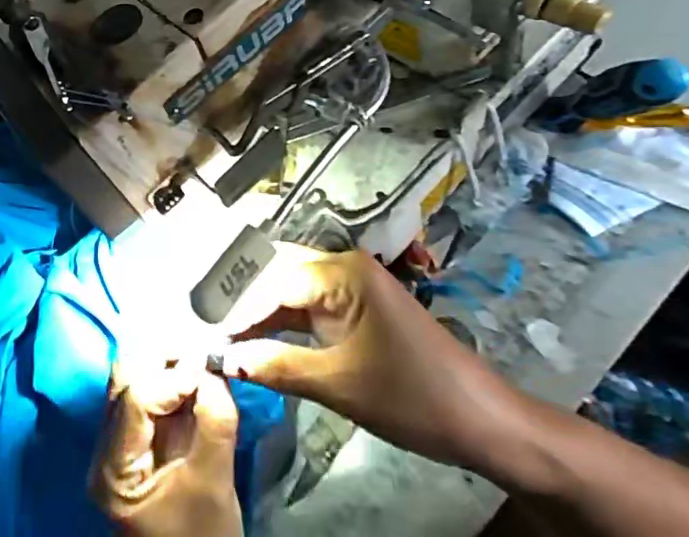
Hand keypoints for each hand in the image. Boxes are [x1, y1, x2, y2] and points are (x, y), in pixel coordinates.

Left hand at [89, 362, 242, 536]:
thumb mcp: (213, 483)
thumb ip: (214, 422)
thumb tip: (214, 367)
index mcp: (112, 469)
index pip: (134, 399)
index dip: (172, 376)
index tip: (208, 365)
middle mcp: (105, 448)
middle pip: (125, 379)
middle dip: (164, 359)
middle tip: (203, 353)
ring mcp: (118, 442)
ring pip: (134, 378)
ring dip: (167, 363)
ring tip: (201, 361)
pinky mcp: (137, 438)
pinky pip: (147, 393)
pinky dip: (171, 379)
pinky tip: (195, 375)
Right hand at [219, 244, 535, 473]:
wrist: (481, 419)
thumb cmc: (412, 395)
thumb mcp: (339, 384)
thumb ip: (279, 367)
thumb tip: (228, 359)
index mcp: (343, 271)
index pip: (275, 282)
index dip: (240, 310)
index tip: (208, 332)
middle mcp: (345, 268)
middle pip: (280, 276)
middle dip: (245, 302)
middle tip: (207, 325)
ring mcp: (352, 288)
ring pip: (293, 292)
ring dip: (263, 314)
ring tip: (225, 333)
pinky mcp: (357, 309)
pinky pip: (310, 309)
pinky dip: (285, 325)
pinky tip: (259, 340)